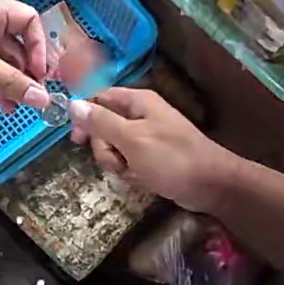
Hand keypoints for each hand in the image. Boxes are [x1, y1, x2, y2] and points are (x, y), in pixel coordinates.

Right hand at [68, 87, 244, 212]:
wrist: (211, 185)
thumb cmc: (172, 158)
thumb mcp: (132, 139)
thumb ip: (101, 122)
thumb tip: (73, 103)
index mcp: (137, 102)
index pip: (99, 99)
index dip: (85, 118)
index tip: (77, 140)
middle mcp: (141, 115)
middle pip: (104, 128)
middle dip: (106, 150)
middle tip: (119, 162)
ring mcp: (147, 138)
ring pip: (114, 149)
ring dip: (119, 165)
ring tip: (135, 173)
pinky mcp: (152, 158)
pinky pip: (129, 162)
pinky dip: (132, 173)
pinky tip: (143, 180)